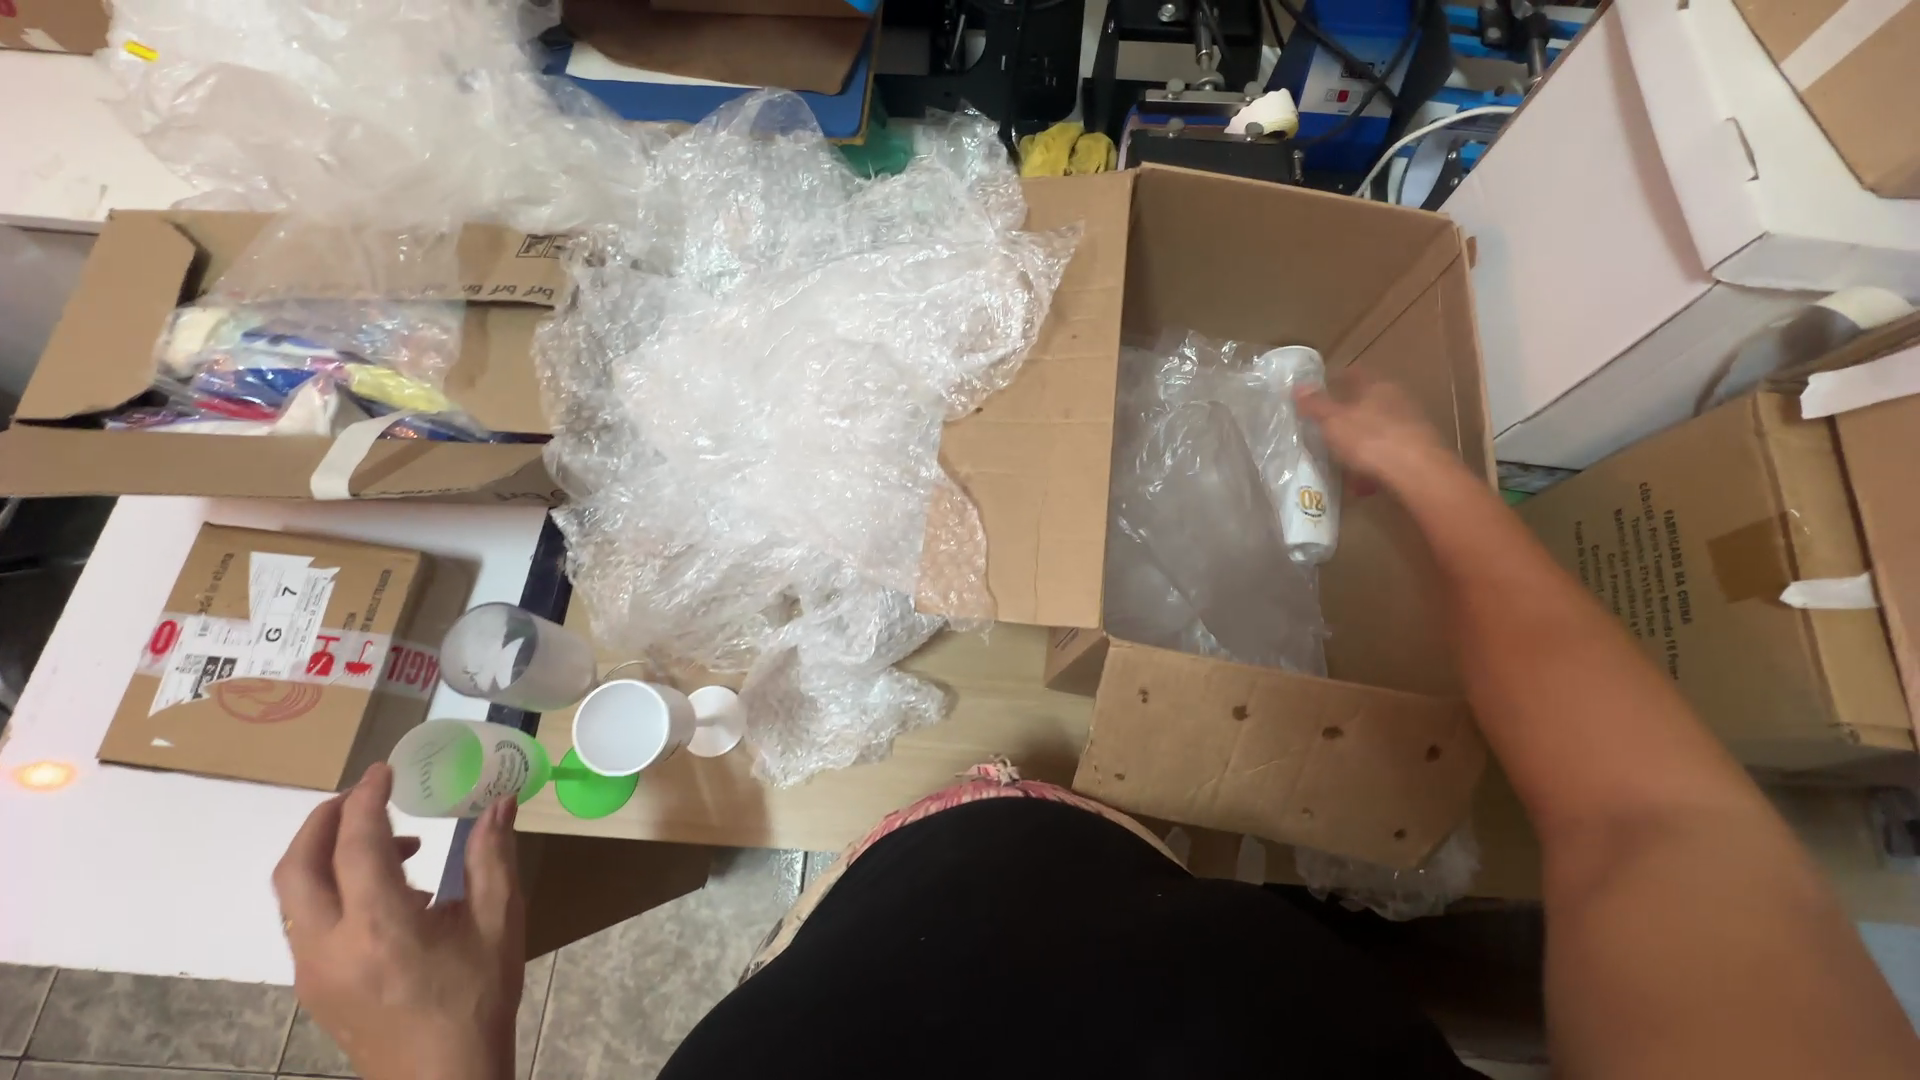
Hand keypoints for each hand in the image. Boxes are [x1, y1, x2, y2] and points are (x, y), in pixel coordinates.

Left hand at [274, 763, 524, 1079]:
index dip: (366, 800)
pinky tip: (390, 892)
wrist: (441, 1077)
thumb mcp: (498, 920)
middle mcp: (329, 945)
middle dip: (323, 819)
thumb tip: (500, 803)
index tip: (385, 770)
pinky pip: (306, 920)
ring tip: (392, 842)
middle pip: (295, 868)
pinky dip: (332, 886)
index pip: (356, 845)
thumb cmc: (478, 995)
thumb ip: (493, 856)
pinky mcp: (312, 985)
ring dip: (327, 853)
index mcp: (381, 925)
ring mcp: (312, 969)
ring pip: (293, 895)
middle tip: (364, 794)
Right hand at [1294, 372, 1454, 490]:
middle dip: (1347, 415)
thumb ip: (1315, 405)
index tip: (1320, 390)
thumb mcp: (1333, 421)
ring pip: (1377, 431)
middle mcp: (1398, 400)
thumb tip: (1298, 387)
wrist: (1417, 472)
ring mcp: (1410, 426)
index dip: (1336, 379)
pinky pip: (1386, 455)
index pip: (1354, 373)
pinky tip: (1361, 483)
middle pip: (1367, 403)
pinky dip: (1372, 465)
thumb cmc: (1370, 439)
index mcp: (1377, 386)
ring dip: (1359, 443)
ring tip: (1341, 460)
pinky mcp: (1417, 451)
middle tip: (1325, 428)